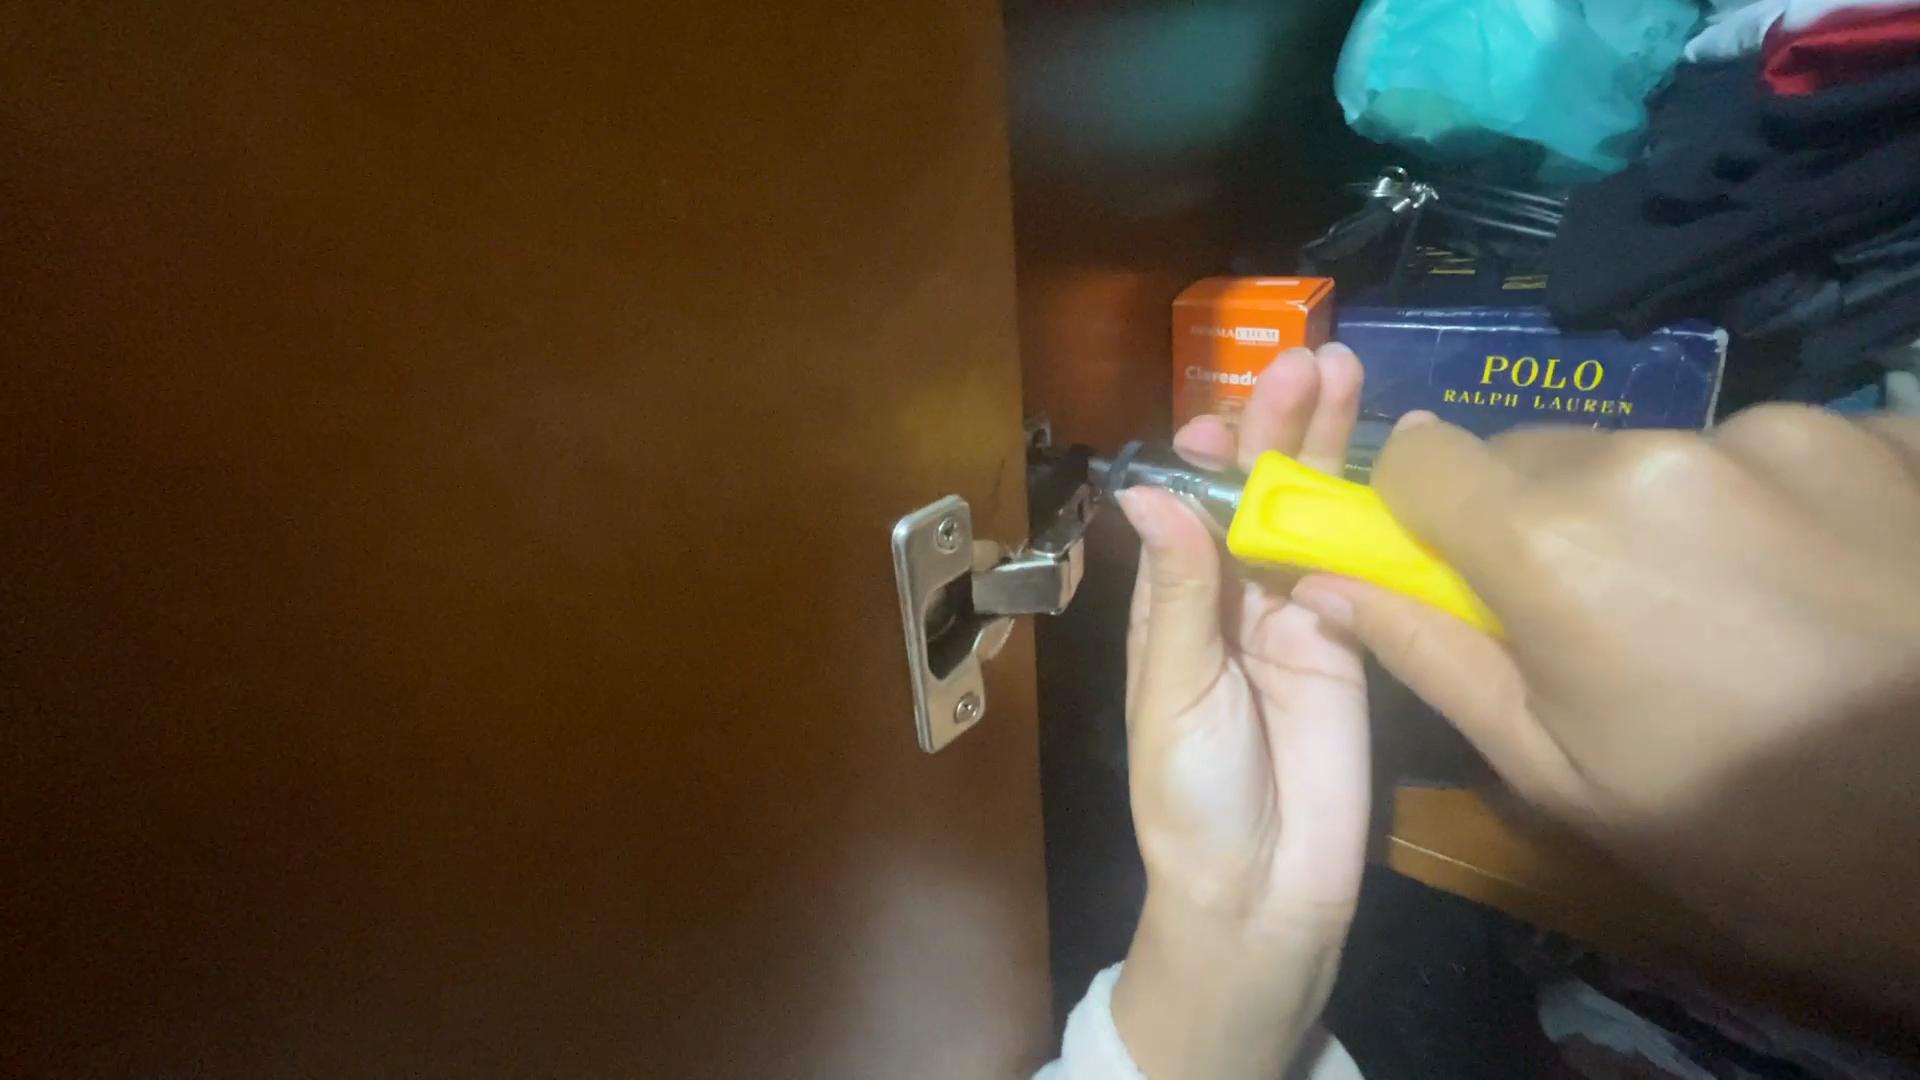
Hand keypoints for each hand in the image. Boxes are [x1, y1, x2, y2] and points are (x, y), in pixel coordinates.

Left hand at [1109, 345, 1370, 1078]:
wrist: (1261, 885)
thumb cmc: (1189, 788)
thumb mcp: (1172, 686)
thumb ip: (1175, 592)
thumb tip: (1144, 493)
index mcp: (1177, 601)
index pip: (1192, 509)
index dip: (1206, 460)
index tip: (1216, 418)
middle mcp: (1236, 597)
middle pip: (1259, 499)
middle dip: (1277, 432)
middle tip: (1304, 360)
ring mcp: (1300, 616)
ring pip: (1315, 520)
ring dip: (1328, 453)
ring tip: (1342, 375)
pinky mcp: (1356, 646)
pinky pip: (1366, 571)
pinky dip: (1377, 521)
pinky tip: (1393, 464)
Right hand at [1290, 406, 1919, 1009]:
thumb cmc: (1743, 825)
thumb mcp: (1548, 764)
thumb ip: (1422, 652)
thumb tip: (1319, 584)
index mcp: (1548, 543)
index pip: (1417, 458)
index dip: (1411, 504)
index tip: (1439, 559)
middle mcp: (1650, 460)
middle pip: (1523, 456)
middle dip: (1523, 516)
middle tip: (1584, 608)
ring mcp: (1782, 434)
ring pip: (1634, 453)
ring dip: (1637, 510)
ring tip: (1716, 602)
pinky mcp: (1889, 430)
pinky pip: (1752, 448)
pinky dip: (1747, 497)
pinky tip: (1812, 576)